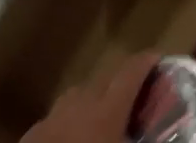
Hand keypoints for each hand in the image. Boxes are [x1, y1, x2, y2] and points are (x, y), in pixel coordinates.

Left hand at [23, 53, 159, 142]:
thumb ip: (146, 138)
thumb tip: (161, 135)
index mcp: (108, 109)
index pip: (132, 71)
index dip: (147, 61)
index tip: (159, 59)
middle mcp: (81, 101)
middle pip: (106, 77)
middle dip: (124, 79)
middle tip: (137, 95)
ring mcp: (55, 115)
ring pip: (80, 93)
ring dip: (96, 97)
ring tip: (104, 115)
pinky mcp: (34, 132)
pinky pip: (58, 115)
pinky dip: (71, 118)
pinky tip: (73, 136)